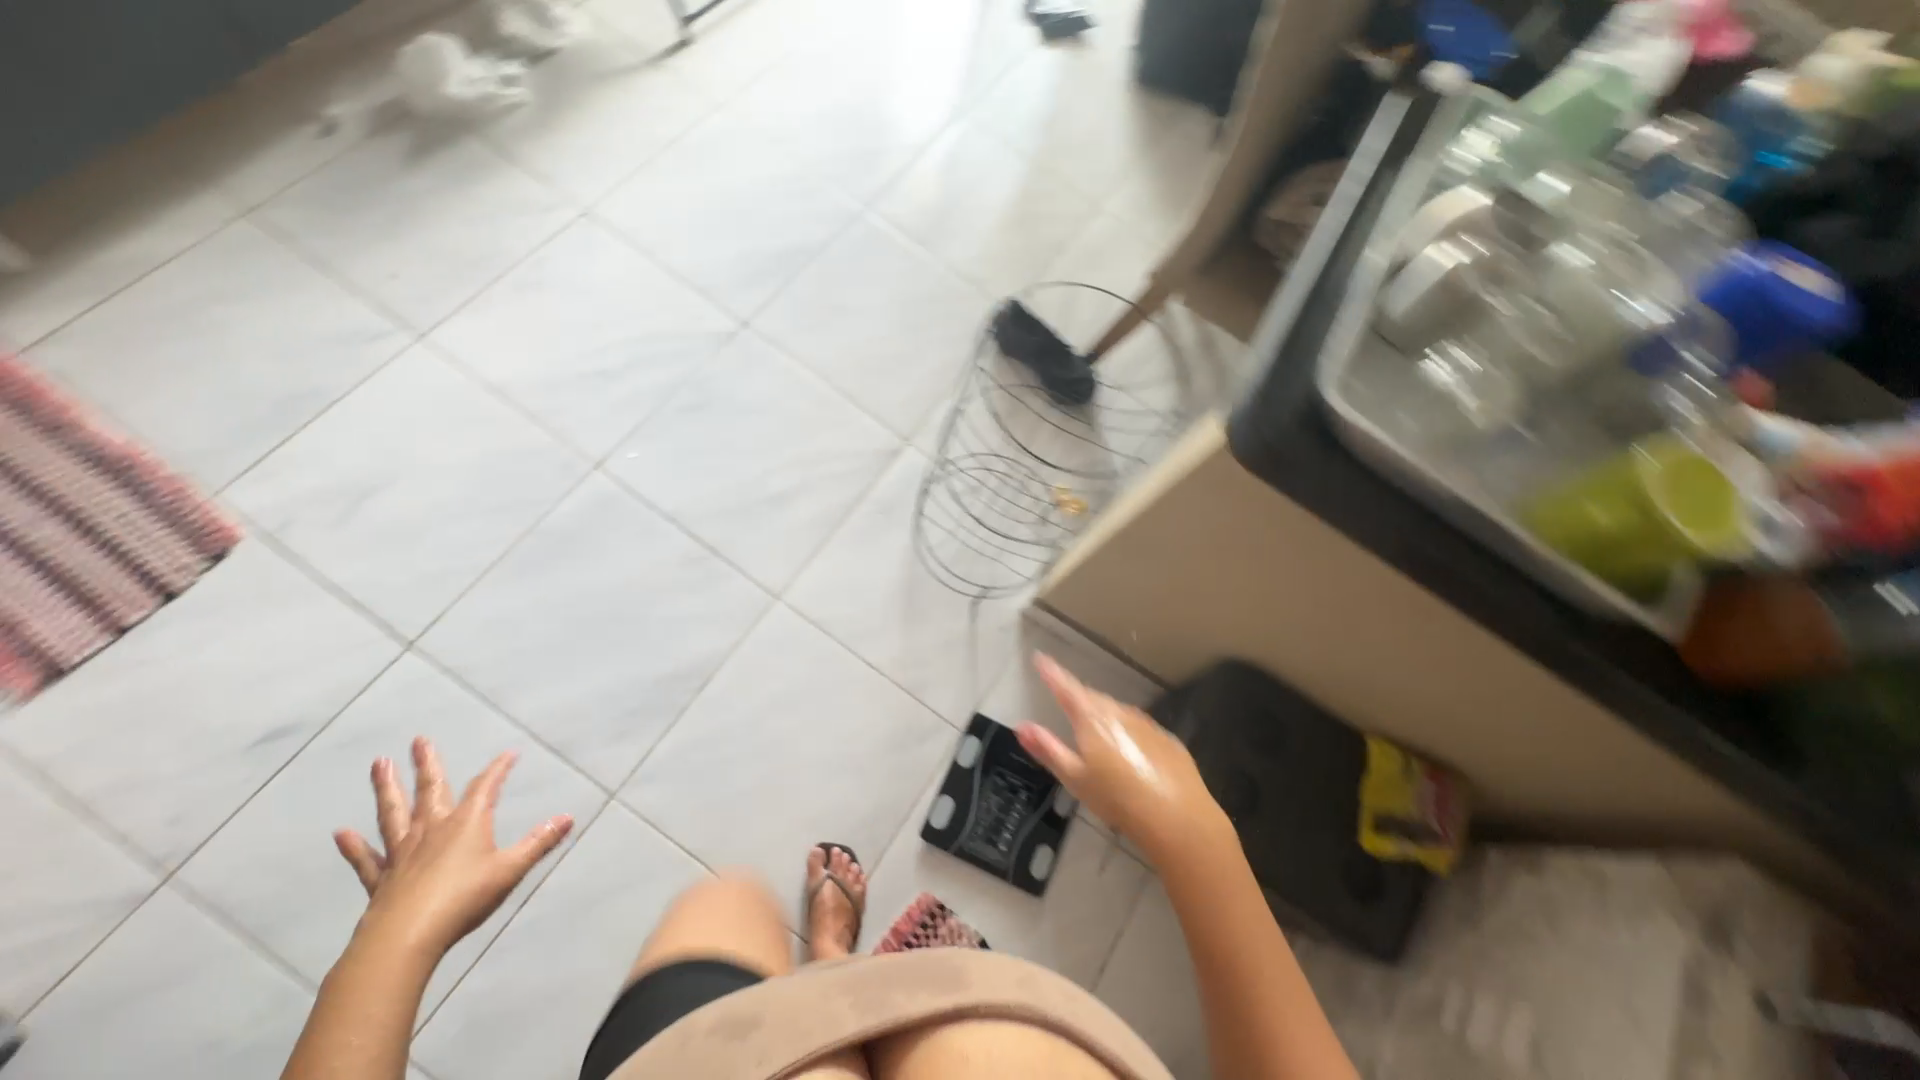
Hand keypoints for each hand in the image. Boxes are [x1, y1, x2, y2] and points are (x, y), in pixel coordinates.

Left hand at [333, 737, 573, 957]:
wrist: (407, 936)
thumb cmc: (465, 898)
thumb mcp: (511, 869)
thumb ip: (539, 843)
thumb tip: (568, 817)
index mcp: (466, 824)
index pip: (485, 787)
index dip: (498, 769)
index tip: (509, 754)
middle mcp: (432, 829)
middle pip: (431, 790)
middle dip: (428, 765)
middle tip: (418, 740)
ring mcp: (402, 852)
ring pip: (394, 814)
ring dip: (387, 788)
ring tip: (378, 764)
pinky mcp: (381, 879)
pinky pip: (367, 859)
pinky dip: (354, 847)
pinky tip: (341, 834)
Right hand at [1017, 654, 1232, 868]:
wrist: (1178, 817)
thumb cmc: (1117, 798)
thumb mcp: (1075, 778)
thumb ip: (1048, 749)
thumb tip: (1021, 726)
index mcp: (1092, 718)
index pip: (1066, 687)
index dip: (1051, 672)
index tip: (1039, 658)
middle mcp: (1120, 712)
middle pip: (1092, 698)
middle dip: (1076, 697)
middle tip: (1062, 700)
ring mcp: (1146, 724)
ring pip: (1116, 712)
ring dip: (1102, 716)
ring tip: (1092, 731)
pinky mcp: (1166, 740)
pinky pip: (1137, 728)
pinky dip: (1125, 732)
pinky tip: (1126, 754)